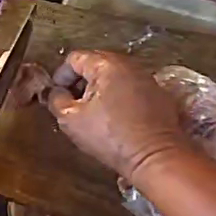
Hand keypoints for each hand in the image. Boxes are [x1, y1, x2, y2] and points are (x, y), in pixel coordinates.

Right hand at [46, 50, 190, 180]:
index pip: (74, 59)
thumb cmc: (111, 136)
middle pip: (95, 65)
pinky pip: (131, 88)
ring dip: (100, 91)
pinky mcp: (158, 94)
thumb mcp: (71, 120)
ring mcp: (146, 78)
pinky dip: (119, 98)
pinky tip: (116, 119)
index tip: (57, 95)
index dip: (61, 76)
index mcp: (106, 64)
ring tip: (93, 114)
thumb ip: (56, 100)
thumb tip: (56, 92)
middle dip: (80, 83)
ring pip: (114, 77)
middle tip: (72, 105)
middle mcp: (128, 64)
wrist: (156, 157)